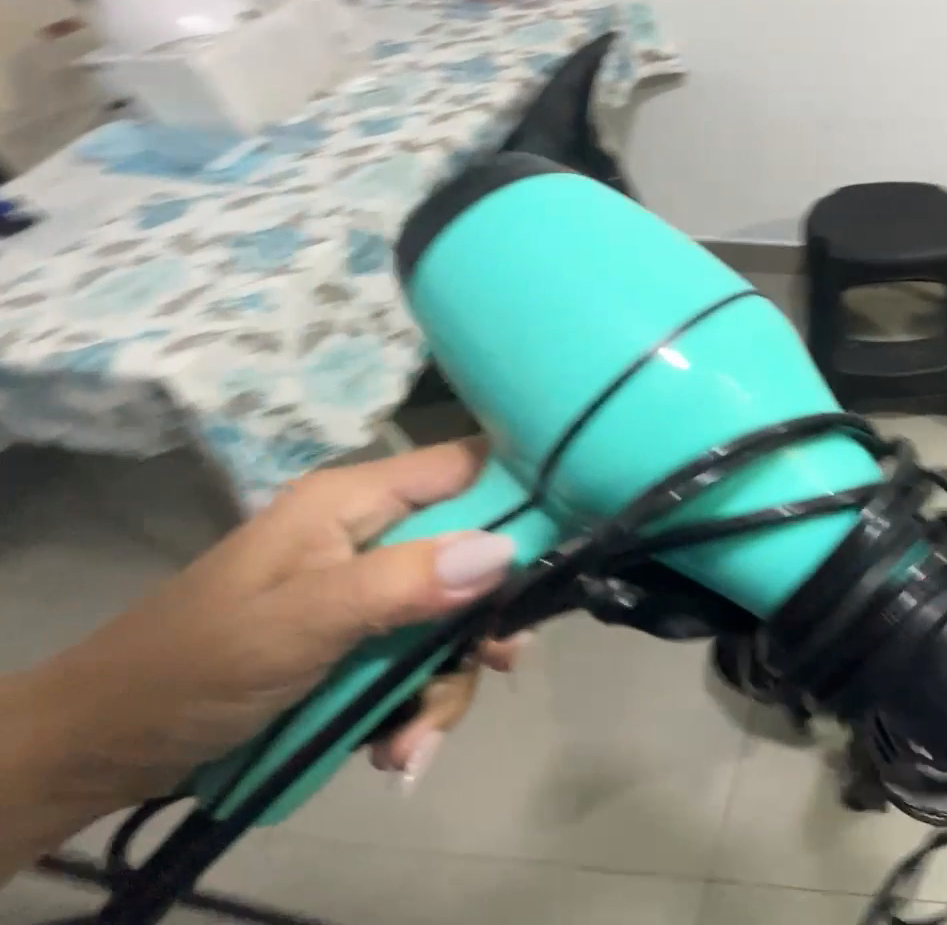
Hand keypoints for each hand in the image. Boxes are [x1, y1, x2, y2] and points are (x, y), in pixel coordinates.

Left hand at [22, 440, 524, 810]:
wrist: (102, 751)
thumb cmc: (191, 667)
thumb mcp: (298, 623)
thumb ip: (401, 582)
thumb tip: (507, 550)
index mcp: (357, 502)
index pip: (469, 465)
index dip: (528, 485)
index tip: (576, 530)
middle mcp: (378, 535)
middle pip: (480, 554)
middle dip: (490, 617)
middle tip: (498, 662)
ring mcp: (377, 590)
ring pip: (460, 618)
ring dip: (449, 683)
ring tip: (410, 743)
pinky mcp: (371, 638)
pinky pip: (428, 661)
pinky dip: (421, 707)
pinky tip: (396, 750)